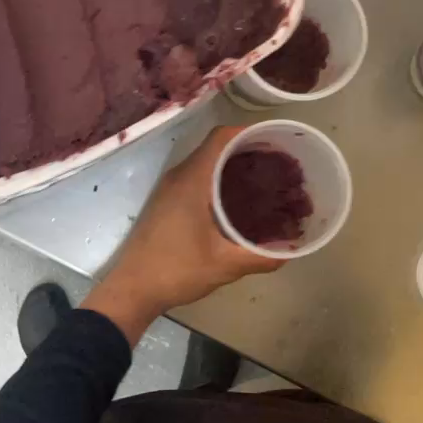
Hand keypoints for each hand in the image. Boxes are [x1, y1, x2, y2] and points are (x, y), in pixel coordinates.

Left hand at [83, 126, 283, 342]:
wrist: (133, 289)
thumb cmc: (177, 270)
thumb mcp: (225, 265)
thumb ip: (260, 257)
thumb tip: (289, 252)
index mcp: (192, 180)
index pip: (221, 137)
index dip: (249, 133)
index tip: (276, 142)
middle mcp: (179, 177)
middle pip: (215, 147)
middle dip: (247, 149)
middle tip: (278, 163)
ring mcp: (169, 189)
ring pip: (206, 163)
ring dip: (232, 165)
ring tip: (263, 179)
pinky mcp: (166, 203)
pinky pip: (197, 178)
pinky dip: (219, 180)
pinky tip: (237, 201)